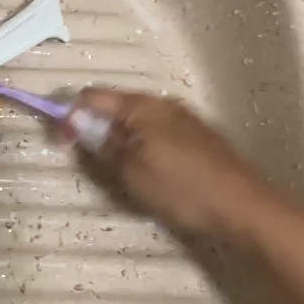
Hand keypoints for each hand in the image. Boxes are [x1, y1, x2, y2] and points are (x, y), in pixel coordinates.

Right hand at [67, 89, 273, 234]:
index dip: (70, 115)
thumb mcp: (131, 170)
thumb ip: (102, 144)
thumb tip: (79, 124)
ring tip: (119, 172)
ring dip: (120, 140)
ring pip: (137, 123)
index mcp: (141, 105)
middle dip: (95, 128)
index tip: (60, 142)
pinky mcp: (198, 137)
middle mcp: (162, 103)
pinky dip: (142, 147)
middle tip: (91, 161)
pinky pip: (157, 134)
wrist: (243, 207)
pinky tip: (150, 173)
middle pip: (115, 107)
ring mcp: (184, 119)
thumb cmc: (181, 187)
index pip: (91, 97)